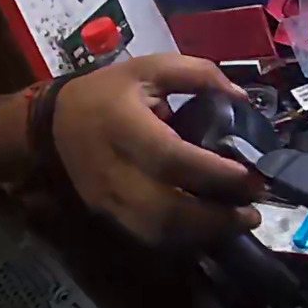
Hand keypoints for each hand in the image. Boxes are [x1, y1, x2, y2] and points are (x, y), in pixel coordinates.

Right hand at [51, 55, 262, 246]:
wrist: (53, 124)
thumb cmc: (109, 91)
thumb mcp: (152, 67)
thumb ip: (199, 75)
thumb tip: (242, 98)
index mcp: (125, 127)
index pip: (171, 159)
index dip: (213, 173)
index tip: (250, 176)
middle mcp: (115, 171)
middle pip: (167, 210)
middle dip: (216, 218)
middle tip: (253, 210)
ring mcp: (109, 200)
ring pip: (159, 233)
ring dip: (204, 235)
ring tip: (239, 222)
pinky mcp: (108, 216)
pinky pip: (149, 237)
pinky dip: (183, 239)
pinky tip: (209, 229)